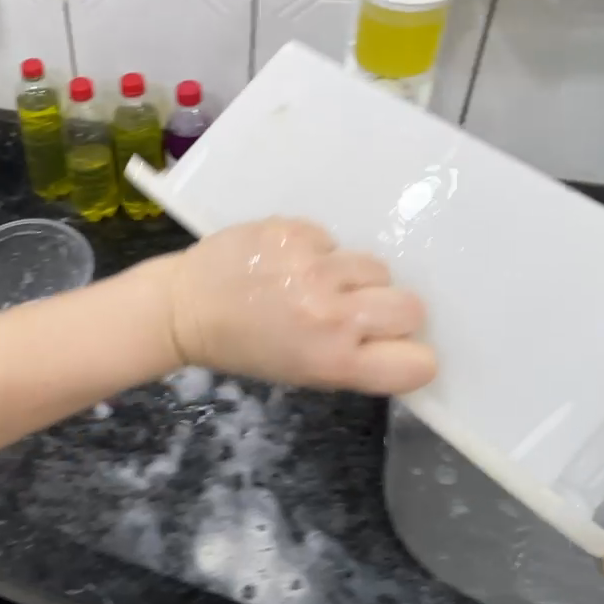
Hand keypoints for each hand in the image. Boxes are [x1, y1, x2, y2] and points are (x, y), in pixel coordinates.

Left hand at [155, 218, 435, 394]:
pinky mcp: (292, 230)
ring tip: (312, 282)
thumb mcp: (302, 373)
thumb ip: (354, 359)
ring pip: (375, 265)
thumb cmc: (242, 347)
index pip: (419, 363)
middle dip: (389, 310)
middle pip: (411, 307)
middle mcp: (331, 312)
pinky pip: (332, 239)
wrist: (184, 306)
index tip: (390, 347)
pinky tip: (285, 261)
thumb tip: (399, 340)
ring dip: (352, 275)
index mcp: (335, 360)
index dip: (409, 355)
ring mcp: (311, 266)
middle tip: (352, 309)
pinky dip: (317, 250)